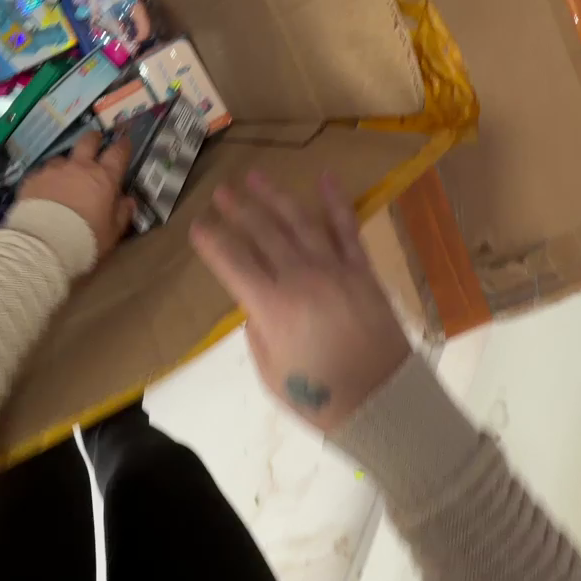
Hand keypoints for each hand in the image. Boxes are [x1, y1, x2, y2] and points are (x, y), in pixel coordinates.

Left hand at [18, 131, 134, 257]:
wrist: (44, 244)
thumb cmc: (85, 239)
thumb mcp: (112, 232)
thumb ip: (122, 213)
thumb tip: (128, 201)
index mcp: (103, 178)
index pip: (118, 152)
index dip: (123, 145)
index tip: (124, 142)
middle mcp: (79, 167)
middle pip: (88, 140)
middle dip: (94, 139)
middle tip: (95, 142)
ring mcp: (54, 170)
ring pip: (63, 158)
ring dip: (66, 165)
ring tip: (64, 179)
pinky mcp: (33, 178)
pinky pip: (43, 173)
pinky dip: (47, 179)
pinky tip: (44, 193)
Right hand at [190, 172, 408, 431]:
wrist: (384, 404)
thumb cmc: (320, 397)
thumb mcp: (270, 371)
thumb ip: (257, 329)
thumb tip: (256, 300)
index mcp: (272, 307)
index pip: (232, 262)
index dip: (211, 242)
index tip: (197, 225)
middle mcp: (299, 279)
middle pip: (261, 234)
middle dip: (237, 209)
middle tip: (220, 191)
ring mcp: (333, 270)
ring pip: (298, 222)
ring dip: (273, 196)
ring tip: (254, 176)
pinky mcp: (361, 270)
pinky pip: (346, 229)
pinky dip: (335, 202)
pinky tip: (324, 178)